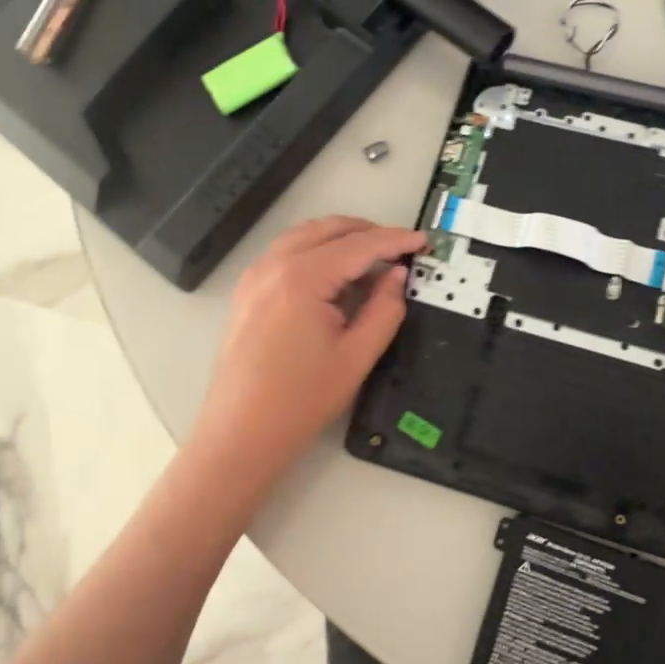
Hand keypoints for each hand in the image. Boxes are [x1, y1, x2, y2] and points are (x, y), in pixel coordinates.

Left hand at [194, 216, 425, 461]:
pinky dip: (316, 250)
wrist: (241, 433)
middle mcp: (274, 265)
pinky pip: (286, 253)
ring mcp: (255, 276)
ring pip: (305, 236)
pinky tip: (336, 276)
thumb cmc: (301, 400)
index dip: (395, 240)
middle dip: (368, 232)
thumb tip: (397, 276)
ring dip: (341, 238)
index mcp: (302, 278)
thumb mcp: (357, 356)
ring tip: (372, 258)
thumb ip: (384, 310)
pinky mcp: (247, 291)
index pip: (359, 245)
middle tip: (401, 249)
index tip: (423, 241)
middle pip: (329, 229)